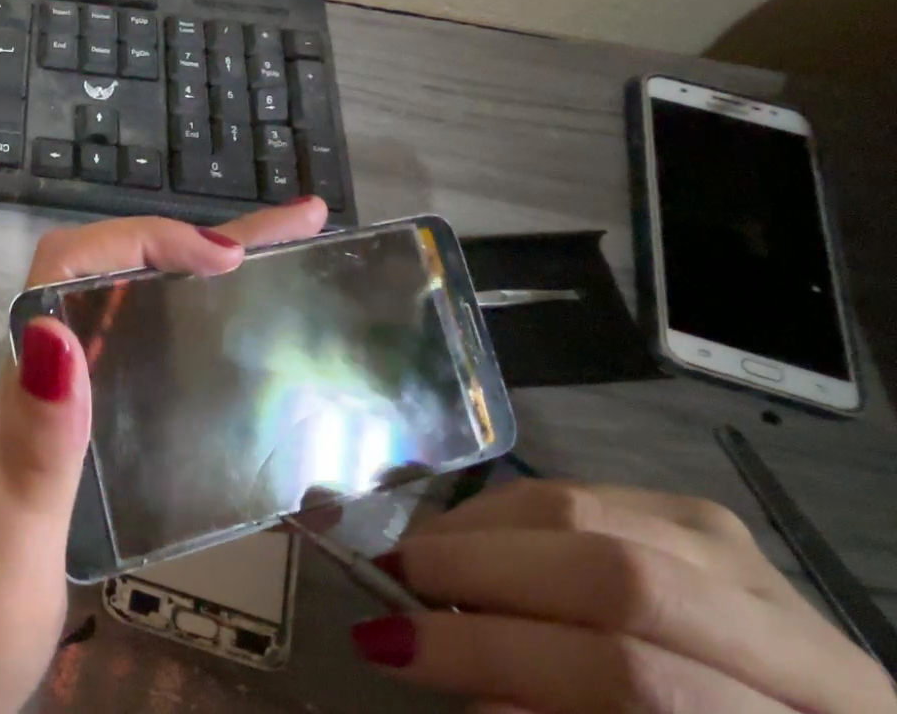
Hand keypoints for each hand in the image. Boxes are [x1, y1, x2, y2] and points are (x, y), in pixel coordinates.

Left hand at [0, 198, 329, 712]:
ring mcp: (63, 423)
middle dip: (203, 246)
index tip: (232, 254)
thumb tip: (56, 331)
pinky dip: (195, 354)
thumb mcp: (6, 538)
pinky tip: (239, 372)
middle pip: (116, 282)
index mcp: (26, 386)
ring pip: (134, 326)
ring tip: (290, 277)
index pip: (71, 266)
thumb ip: (36, 447)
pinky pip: (144, 383)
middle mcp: (46, 387)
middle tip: (300, 229)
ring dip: (205, 291)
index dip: (149, 240)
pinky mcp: (80, 462)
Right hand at [352, 479, 896, 713]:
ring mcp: (745, 561)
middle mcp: (793, 635)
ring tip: (410, 560)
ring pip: (585, 512)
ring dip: (473, 532)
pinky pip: (573, 489)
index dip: (495, 653)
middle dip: (474, 573)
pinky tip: (456, 538)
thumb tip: (478, 699)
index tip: (390, 649)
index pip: (633, 676)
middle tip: (388, 583)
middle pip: (612, 575)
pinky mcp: (696, 517)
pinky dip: (495, 511)